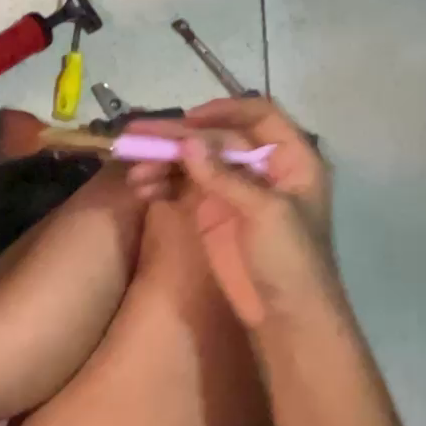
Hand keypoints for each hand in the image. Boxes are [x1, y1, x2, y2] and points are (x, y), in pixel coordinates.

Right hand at [126, 97, 337, 326]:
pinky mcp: (210, 213)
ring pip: (192, 162)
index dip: (223, 111)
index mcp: (290, 160)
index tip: (187, 119)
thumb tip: (187, 141)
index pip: (258, 116)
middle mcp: (260, 168)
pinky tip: (143, 190)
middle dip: (175, 138)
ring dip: (161, 163)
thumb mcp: (265, 213)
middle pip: (214, 138)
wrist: (285, 314)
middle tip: (134, 139)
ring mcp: (233, 191)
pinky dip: (161, 184)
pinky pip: (181, 187)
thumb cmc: (291, 260)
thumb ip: (226, 175)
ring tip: (134, 175)